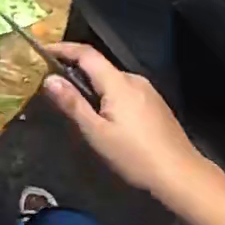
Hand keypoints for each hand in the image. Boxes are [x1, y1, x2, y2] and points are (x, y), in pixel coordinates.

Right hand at [41, 42, 211, 198]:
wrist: (182, 176)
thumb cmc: (135, 156)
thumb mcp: (96, 132)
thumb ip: (72, 103)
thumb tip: (49, 79)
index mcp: (118, 83)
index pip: (86, 53)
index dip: (63, 48)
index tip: (42, 50)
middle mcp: (134, 80)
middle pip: (99, 66)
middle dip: (74, 68)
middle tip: (51, 81)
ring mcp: (147, 92)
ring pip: (111, 79)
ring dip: (90, 83)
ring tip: (72, 100)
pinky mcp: (154, 104)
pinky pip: (123, 90)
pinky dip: (105, 93)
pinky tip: (101, 113)